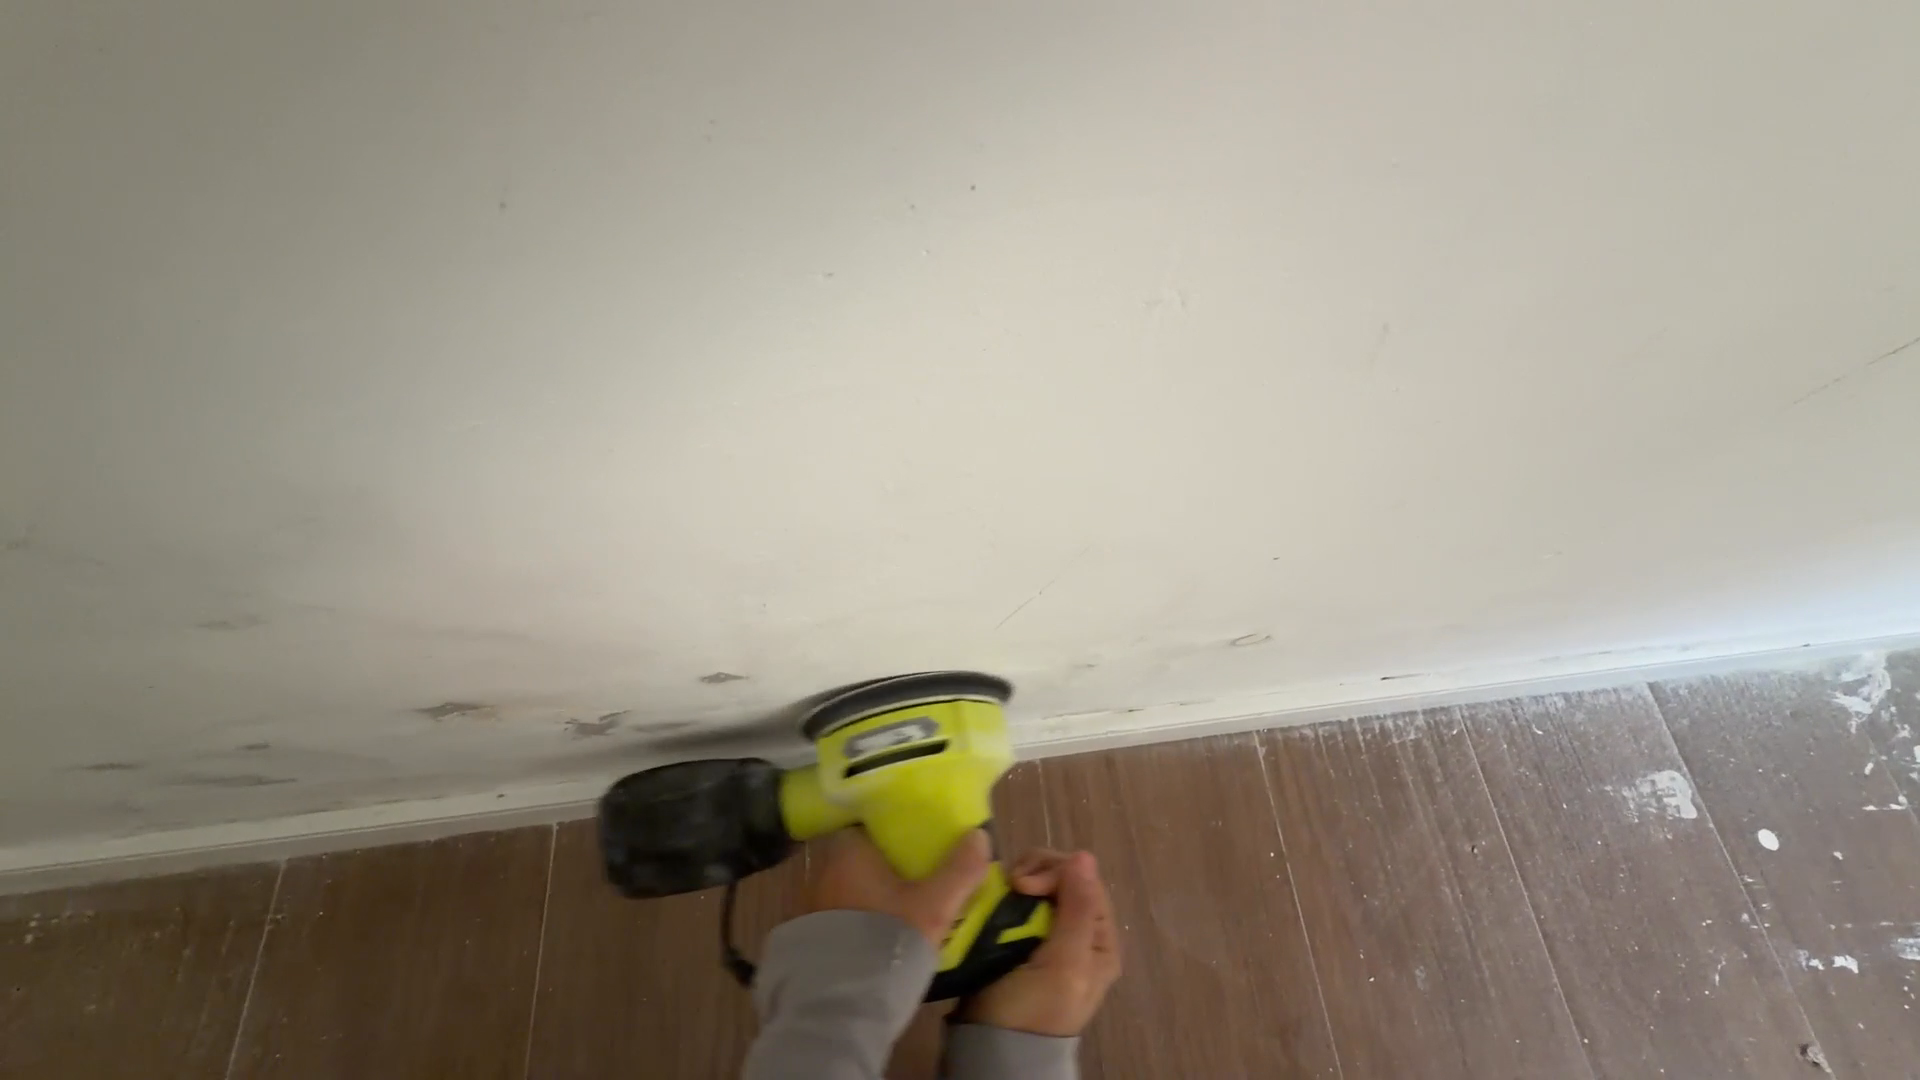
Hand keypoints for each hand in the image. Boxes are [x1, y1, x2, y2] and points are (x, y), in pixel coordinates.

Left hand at [807, 827, 990, 947]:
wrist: (840, 1004)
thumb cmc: (887, 940)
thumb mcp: (934, 907)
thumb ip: (959, 871)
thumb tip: (980, 835)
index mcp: (848, 849)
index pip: (871, 824)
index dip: (894, 830)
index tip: (916, 840)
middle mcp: (824, 868)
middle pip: (861, 855)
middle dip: (886, 864)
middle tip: (917, 874)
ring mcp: (812, 901)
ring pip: (850, 886)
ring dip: (872, 893)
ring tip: (902, 906)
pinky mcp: (810, 934)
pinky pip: (840, 913)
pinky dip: (858, 917)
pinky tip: (880, 932)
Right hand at [957, 849, 1121, 1036]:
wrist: (993, 1046)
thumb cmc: (1035, 1009)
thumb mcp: (1065, 965)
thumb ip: (1077, 911)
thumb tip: (1085, 855)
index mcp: (1098, 939)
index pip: (1086, 880)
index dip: (1058, 871)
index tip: (1025, 884)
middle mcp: (1077, 927)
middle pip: (1062, 874)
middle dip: (1037, 871)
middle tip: (1013, 885)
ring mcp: (1047, 926)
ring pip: (1038, 878)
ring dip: (1020, 877)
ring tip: (1003, 891)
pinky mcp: (1019, 927)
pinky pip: (1017, 893)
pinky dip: (1006, 888)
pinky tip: (995, 895)